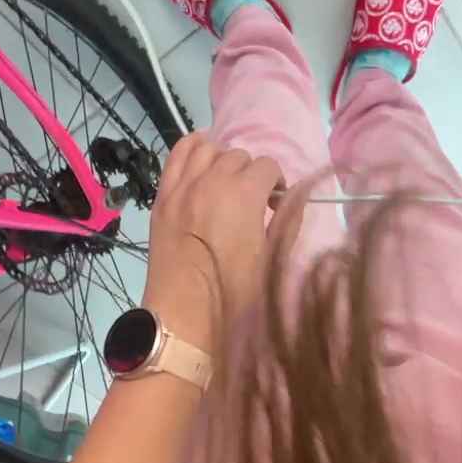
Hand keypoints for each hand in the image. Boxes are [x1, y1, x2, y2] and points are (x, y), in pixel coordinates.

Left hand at [142, 132, 284, 350]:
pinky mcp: (162, 197)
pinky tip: (200, 152)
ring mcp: (183, 186)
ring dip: (222, 158)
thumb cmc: (234, 294)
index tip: (275, 206)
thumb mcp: (270, 259)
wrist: (185, 315)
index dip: (276, 184)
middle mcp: (212, 181)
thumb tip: (298, 196)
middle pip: (239, 156)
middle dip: (250, 174)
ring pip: (207, 148)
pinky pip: (176, 155)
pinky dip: (191, 147)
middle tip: (251, 201)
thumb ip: (287, 222)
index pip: (268, 167)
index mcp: (245, 195)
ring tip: (225, 180)